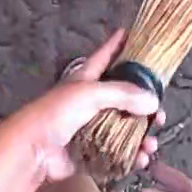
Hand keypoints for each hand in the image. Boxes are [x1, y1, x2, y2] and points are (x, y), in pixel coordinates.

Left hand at [0, 28, 161, 182]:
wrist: (32, 150)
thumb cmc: (55, 113)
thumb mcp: (90, 93)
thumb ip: (123, 94)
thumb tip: (153, 101)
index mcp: (86, 79)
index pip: (106, 55)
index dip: (119, 44)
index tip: (134, 33)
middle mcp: (90, 100)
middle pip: (123, 96)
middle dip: (144, 104)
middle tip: (159, 111)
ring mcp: (91, 127)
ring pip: (124, 127)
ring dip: (142, 135)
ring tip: (152, 142)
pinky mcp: (92, 152)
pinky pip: (118, 153)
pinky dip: (132, 156)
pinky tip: (141, 158)